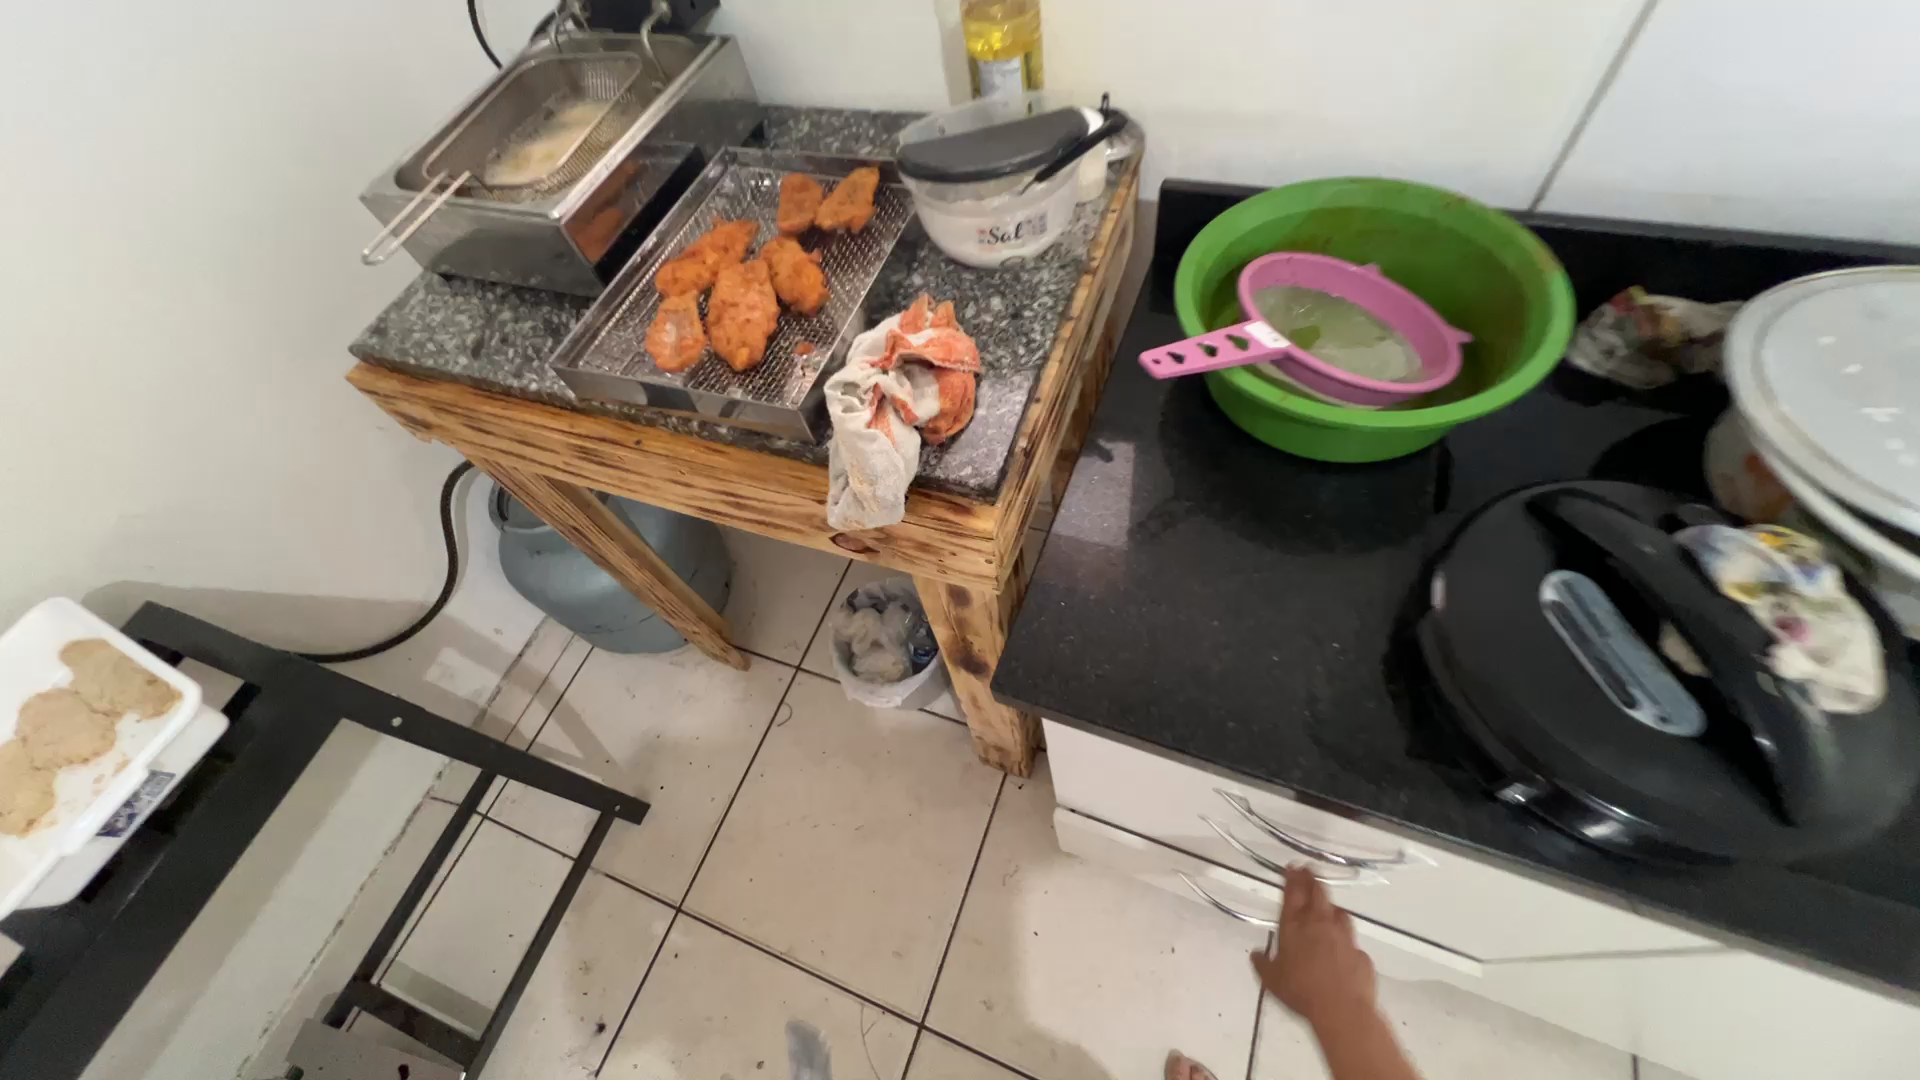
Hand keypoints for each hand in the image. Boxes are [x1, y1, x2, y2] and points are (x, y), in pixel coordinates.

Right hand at [1250, 865, 1378, 1032]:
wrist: (1342, 1011)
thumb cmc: (1301, 991)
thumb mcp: (1272, 979)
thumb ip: (1263, 964)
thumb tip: (1256, 954)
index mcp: (1294, 926)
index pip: (1293, 893)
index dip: (1293, 878)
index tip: (1293, 866)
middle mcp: (1319, 925)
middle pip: (1318, 893)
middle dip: (1312, 880)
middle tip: (1308, 871)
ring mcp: (1344, 938)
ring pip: (1339, 912)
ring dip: (1332, 906)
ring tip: (1328, 906)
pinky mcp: (1361, 955)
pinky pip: (1353, 942)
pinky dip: (1346, 940)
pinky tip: (1344, 949)